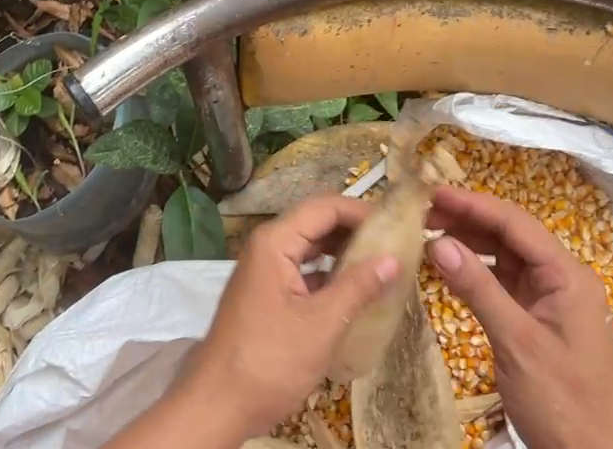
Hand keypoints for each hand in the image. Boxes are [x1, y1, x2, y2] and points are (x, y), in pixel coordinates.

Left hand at [171, 194, 400, 441]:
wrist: (216, 406)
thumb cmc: (269, 361)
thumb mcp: (321, 325)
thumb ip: (357, 287)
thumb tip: (393, 259)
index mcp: (275, 241)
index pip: (324, 207)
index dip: (361, 211)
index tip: (395, 226)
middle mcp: (267, 246)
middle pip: (316, 223)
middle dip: (354, 231)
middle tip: (394, 244)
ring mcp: (265, 271)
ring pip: (310, 248)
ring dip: (343, 254)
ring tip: (381, 266)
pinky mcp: (266, 294)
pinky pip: (303, 271)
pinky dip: (329, 275)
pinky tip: (355, 292)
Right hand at [426, 187, 612, 448]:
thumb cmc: (562, 401)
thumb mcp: (517, 343)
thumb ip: (479, 288)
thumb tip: (438, 242)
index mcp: (568, 276)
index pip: (516, 224)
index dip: (473, 204)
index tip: (433, 192)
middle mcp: (562, 280)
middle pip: (511, 235)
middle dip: (468, 219)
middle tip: (421, 211)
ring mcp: (550, 301)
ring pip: (506, 257)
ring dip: (470, 243)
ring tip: (428, 231)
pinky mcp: (538, 321)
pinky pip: (504, 282)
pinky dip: (476, 271)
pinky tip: (448, 266)